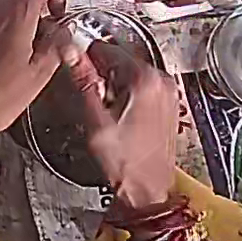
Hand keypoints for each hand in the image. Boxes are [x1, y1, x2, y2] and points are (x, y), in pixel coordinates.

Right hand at [67, 41, 177, 209]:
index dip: (88, 60)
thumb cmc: (125, 162)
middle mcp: (162, 81)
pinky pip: (142, 87)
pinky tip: (121, 117)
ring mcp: (168, 93)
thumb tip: (72, 54)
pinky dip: (128, 94)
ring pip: (131, 73)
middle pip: (122, 60)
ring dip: (115, 85)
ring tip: (108, 112)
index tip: (79, 72)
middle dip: (103, 75)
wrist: (148, 190)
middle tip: (95, 101)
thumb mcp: (96, 119)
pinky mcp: (168, 104)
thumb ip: (84, 82)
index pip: (109, 50)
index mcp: (146, 80)